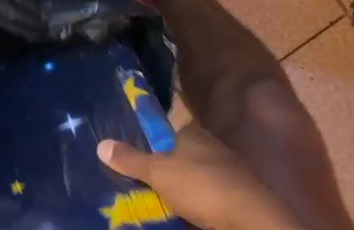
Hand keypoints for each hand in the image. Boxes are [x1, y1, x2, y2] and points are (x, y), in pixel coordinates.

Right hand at [98, 127, 305, 229]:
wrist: (252, 221)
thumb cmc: (201, 187)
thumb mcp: (158, 173)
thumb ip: (131, 160)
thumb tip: (100, 143)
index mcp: (194, 133)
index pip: (170, 134)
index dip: (157, 149)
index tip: (143, 167)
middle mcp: (213, 147)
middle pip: (185, 158)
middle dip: (171, 175)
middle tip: (149, 194)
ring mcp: (231, 173)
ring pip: (201, 181)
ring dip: (188, 196)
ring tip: (168, 212)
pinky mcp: (242, 198)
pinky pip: (215, 201)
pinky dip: (204, 210)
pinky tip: (194, 221)